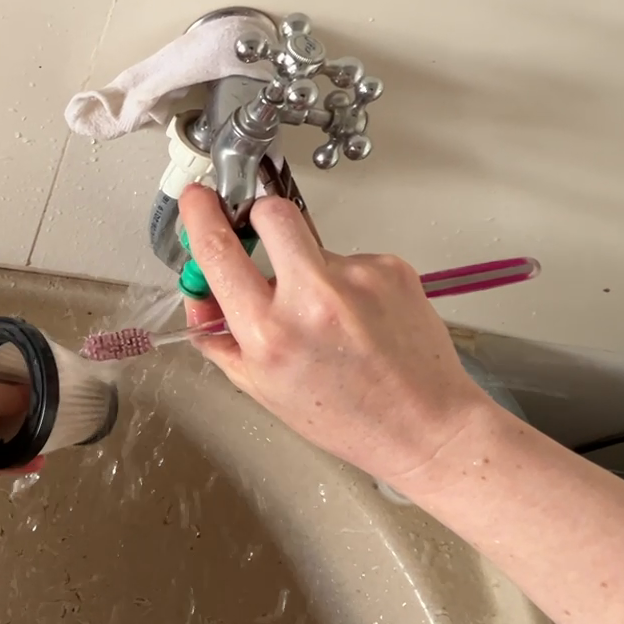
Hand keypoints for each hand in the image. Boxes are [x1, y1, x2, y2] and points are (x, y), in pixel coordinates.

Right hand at [177, 184, 495, 486]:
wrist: (427, 425)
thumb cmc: (344, 417)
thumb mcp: (258, 385)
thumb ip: (218, 336)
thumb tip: (199, 294)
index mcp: (269, 331)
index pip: (220, 252)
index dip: (200, 215)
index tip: (196, 198)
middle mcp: (313, 297)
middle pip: (271, 213)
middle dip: (256, 216)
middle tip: (258, 240)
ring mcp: (358, 277)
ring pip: (310, 243)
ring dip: (304, 266)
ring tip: (326, 314)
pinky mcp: (391, 267)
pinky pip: (346, 258)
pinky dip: (341, 280)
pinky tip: (355, 316)